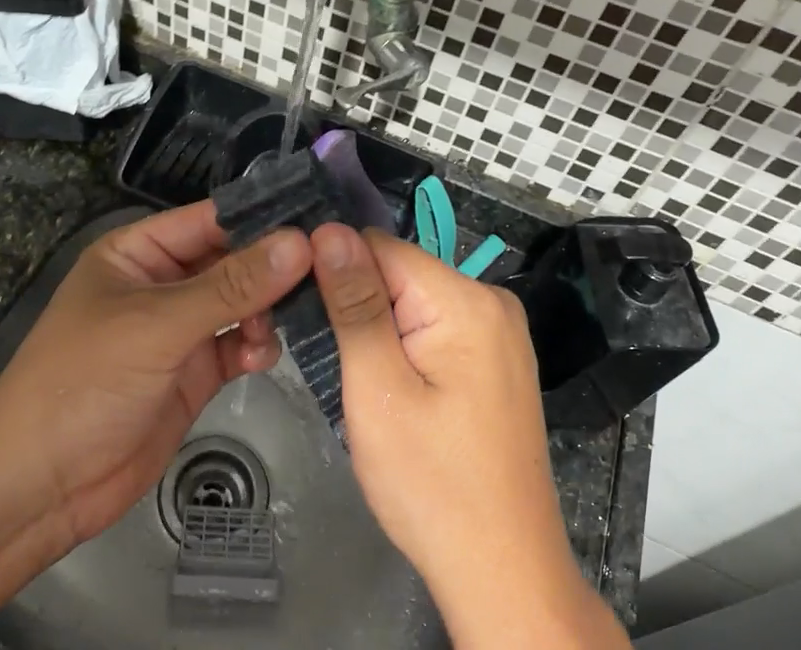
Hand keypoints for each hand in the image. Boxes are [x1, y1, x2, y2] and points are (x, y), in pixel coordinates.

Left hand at [0, 202, 310, 547]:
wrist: (41, 486)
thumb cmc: (85, 383)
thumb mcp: (157, 325)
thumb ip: (231, 286)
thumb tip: (300, 242)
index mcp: (137, 252)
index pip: (210, 219)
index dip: (262, 217)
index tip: (321, 221)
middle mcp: (162, 283)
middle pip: (232, 260)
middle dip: (273, 267)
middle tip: (328, 271)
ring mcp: (179, 331)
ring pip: (241, 304)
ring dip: (267, 311)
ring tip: (283, 323)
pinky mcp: (194, 374)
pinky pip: (238, 346)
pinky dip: (255, 347)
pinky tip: (261, 359)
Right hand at [312, 225, 625, 647]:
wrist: (503, 571)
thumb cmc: (432, 485)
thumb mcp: (378, 390)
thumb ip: (355, 304)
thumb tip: (329, 230)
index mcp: (466, 301)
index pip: (379, 246)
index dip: (333, 270)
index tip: (297, 305)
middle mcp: (492, 303)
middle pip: (399, 273)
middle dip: (355, 303)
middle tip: (324, 357)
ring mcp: (499, 336)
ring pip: (413, 304)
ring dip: (376, 330)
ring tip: (353, 378)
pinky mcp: (496, 365)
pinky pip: (435, 332)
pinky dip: (403, 350)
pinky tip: (388, 389)